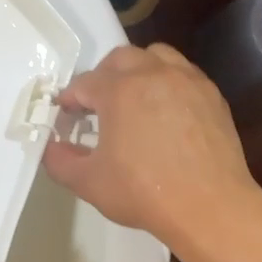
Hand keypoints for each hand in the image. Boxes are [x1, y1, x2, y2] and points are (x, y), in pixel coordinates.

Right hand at [43, 44, 261, 240]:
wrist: (206, 204)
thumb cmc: (141, 192)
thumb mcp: (88, 182)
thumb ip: (60, 161)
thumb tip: (50, 147)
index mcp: (120, 92)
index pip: (84, 83)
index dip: (69, 98)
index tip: (63, 115)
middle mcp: (154, 74)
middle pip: (121, 58)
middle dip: (101, 77)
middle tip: (94, 105)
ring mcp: (187, 81)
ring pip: (156, 57)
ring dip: (136, 71)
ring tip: (131, 101)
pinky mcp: (211, 95)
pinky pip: (183, 74)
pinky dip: (165, 83)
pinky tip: (161, 113)